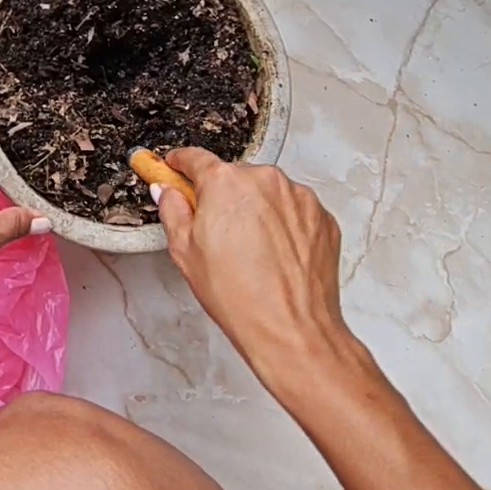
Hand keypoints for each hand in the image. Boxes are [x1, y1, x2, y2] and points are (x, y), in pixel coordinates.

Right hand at [155, 148, 351, 378]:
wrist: (293, 332)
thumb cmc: (238, 296)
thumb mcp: (184, 250)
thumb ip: (172, 209)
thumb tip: (167, 191)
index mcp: (225, 182)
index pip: (195, 157)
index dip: (180, 163)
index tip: (174, 167)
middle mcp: (264, 180)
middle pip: (233, 176)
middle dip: (222, 195)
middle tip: (216, 229)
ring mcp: (298, 198)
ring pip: (265, 191)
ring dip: (255, 207)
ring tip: (251, 248)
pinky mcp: (322, 218)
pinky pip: (293, 209)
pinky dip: (282, 223)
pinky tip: (275, 253)